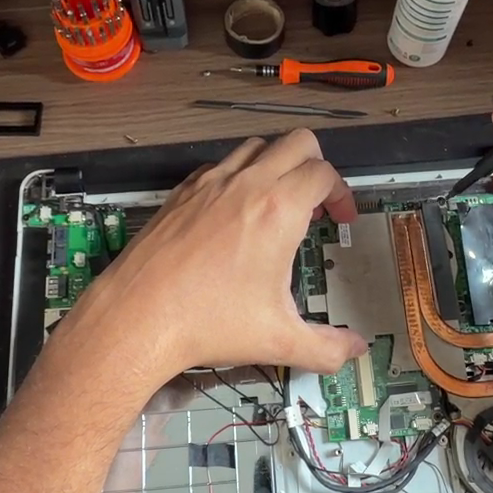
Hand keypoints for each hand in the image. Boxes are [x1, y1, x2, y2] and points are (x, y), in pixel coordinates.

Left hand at [52, 129, 368, 387]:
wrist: (138, 317)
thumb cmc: (208, 323)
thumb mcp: (279, 340)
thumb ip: (328, 347)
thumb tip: (355, 350)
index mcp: (278, 210)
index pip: (324, 174)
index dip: (342, 193)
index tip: (340, 218)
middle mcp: (247, 185)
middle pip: (298, 142)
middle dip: (316, 166)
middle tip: (315, 204)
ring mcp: (210, 183)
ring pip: (257, 146)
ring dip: (277, 165)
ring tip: (277, 204)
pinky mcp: (182, 192)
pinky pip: (220, 164)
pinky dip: (239, 175)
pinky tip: (235, 212)